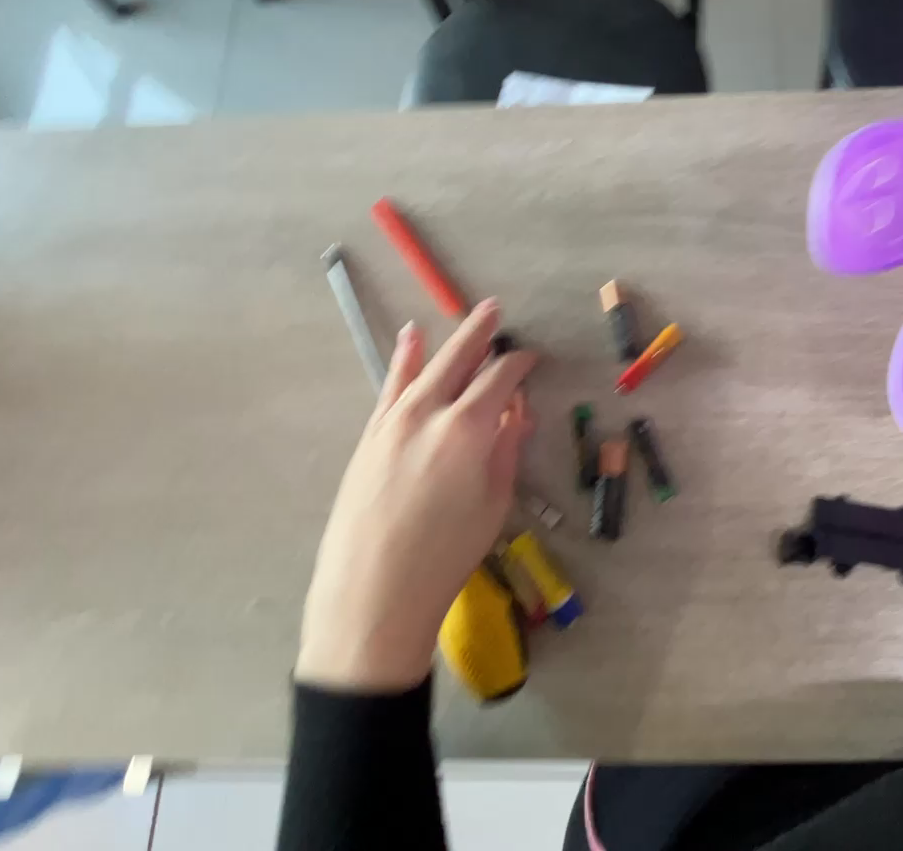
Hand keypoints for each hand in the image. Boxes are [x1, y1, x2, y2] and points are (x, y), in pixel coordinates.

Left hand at [297, 300, 537, 690]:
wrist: (374, 591)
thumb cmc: (447, 554)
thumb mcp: (494, 502)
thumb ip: (506, 449)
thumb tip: (518, 414)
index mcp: (468, 428)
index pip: (500, 379)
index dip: (519, 364)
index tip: (532, 358)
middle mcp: (429, 412)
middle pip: (459, 359)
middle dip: (481, 332)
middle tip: (496, 310)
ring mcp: (392, 421)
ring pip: (423, 366)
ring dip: (446, 340)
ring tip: (466, 317)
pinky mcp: (370, 436)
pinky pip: (390, 386)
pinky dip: (403, 360)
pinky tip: (410, 339)